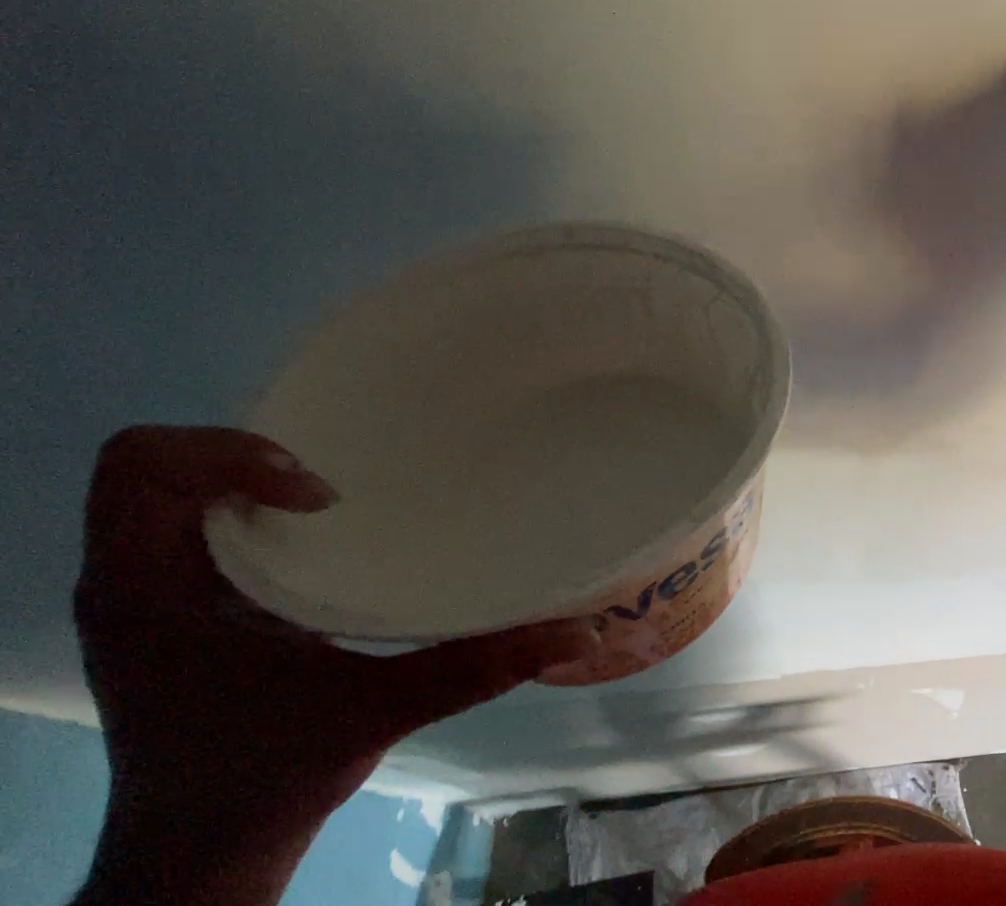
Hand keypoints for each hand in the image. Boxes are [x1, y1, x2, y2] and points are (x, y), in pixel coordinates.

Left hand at [74, 426, 596, 902]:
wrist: (203, 846)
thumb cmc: (269, 775)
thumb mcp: (378, 713)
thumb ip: (478, 667)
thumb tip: (582, 630)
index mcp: (150, 592)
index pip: (146, 467)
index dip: (235, 455)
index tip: (324, 496)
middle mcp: (130, 579)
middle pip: (154, 462)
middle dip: (251, 452)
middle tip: (342, 481)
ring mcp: (142, 592)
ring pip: (167, 488)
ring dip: (248, 478)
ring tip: (340, 497)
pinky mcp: (170, 605)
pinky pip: (190, 522)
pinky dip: (248, 509)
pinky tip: (321, 538)